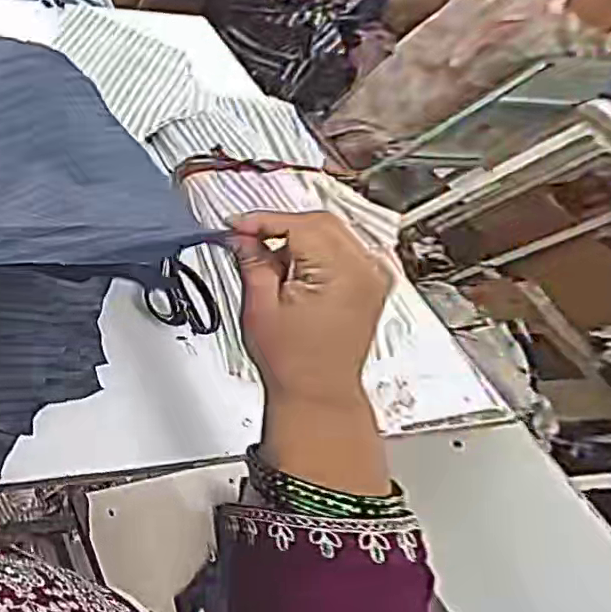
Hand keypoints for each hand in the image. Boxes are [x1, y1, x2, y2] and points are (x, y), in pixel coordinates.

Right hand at [226, 210, 391, 407]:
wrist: (316, 391)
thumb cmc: (293, 361)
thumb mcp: (260, 305)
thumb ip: (253, 262)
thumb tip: (243, 238)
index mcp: (343, 272)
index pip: (300, 224)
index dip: (263, 220)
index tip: (237, 225)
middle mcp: (366, 271)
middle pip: (320, 222)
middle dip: (278, 225)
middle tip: (244, 235)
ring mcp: (373, 277)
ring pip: (331, 233)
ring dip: (295, 236)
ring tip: (263, 254)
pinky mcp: (369, 285)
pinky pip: (341, 250)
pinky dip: (312, 249)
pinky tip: (289, 264)